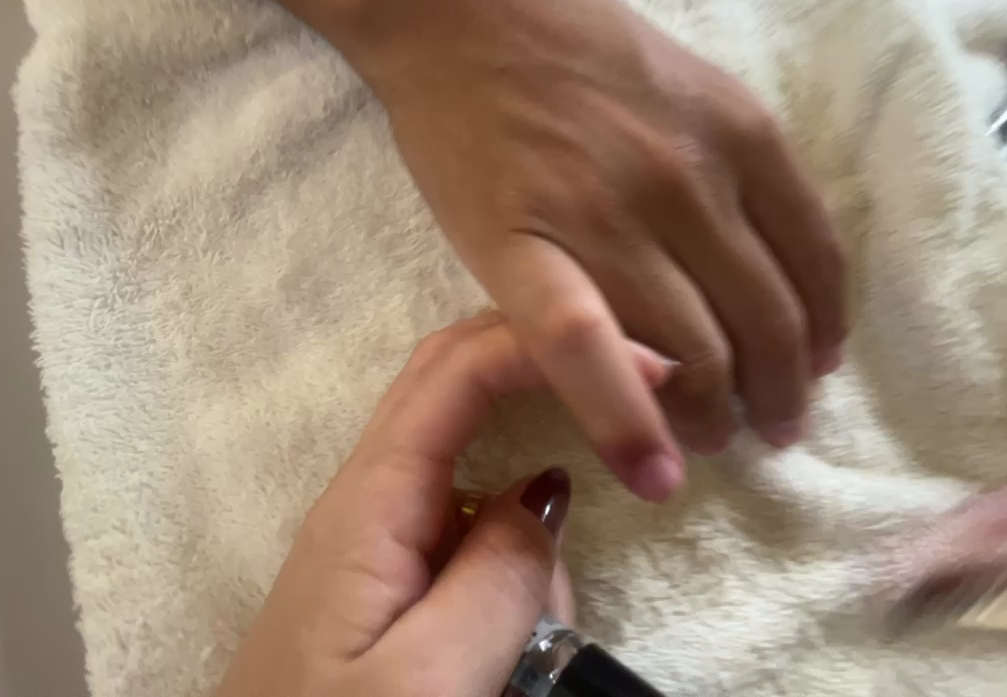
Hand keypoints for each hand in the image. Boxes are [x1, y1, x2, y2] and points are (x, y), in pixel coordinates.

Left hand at [214, 315, 665, 696]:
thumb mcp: (427, 681)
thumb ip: (498, 578)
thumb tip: (548, 484)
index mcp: (373, 496)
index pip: (458, 369)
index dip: (543, 344)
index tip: (636, 363)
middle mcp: (371, 485)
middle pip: (455, 370)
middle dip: (539, 357)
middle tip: (632, 378)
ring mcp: (379, 520)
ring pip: (470, 443)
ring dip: (529, 492)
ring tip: (532, 637)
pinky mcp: (391, 559)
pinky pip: (467, 513)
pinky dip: (512, 541)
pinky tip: (517, 634)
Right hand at [360, 0, 845, 501]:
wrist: (453, 9)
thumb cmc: (564, 31)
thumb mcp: (679, 75)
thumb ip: (726, 157)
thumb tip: (752, 252)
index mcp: (738, 129)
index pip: (816, 259)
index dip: (823, 330)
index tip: (814, 366)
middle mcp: (690, 179)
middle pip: (766, 321)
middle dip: (779, 392)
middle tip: (768, 425)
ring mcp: (608, 217)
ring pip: (694, 351)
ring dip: (714, 416)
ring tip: (709, 438)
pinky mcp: (524, 250)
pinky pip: (589, 352)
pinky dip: (628, 423)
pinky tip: (656, 475)